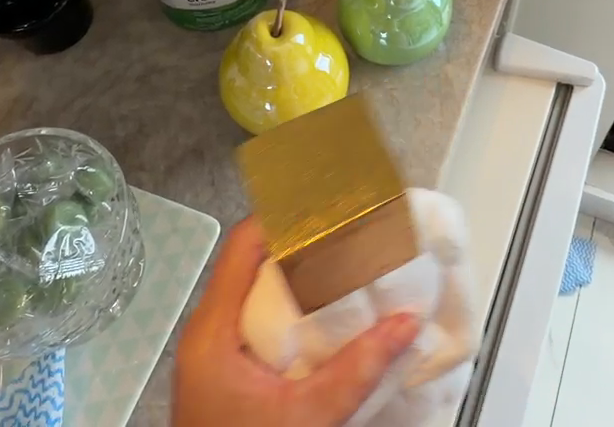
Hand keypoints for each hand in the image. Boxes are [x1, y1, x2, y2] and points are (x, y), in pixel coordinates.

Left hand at [173, 218, 420, 426]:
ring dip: (294, 268)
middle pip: (250, 257)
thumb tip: (407, 323)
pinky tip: (322, 307)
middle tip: (347, 230)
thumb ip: (357, 370)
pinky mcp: (223, 366)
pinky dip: (288, 298)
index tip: (329, 207)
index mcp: (214, 331)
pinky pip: (253, 312)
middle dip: (300, 239)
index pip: (244, 243)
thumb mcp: (308, 418)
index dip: (286, 216)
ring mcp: (212, 349)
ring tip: (341, 259)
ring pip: (251, 284)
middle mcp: (207, 331)